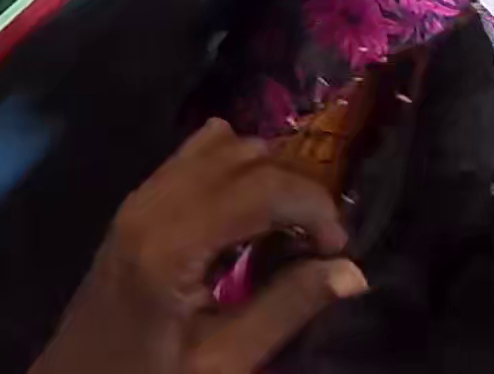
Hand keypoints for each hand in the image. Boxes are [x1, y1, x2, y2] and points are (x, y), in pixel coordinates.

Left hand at [30, 120, 367, 373]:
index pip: (262, 188)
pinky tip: (244, 206)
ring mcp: (143, 191)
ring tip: (284, 222)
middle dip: (295, 187)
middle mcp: (156, 199)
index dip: (313, 205)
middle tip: (317, 239)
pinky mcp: (139, 195)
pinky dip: (234, 162)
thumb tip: (354, 272)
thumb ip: (286, 309)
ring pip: (225, 142)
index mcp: (172, 244)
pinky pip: (197, 150)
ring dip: (266, 170)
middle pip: (248, 155)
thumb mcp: (220, 366)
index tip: (339, 246)